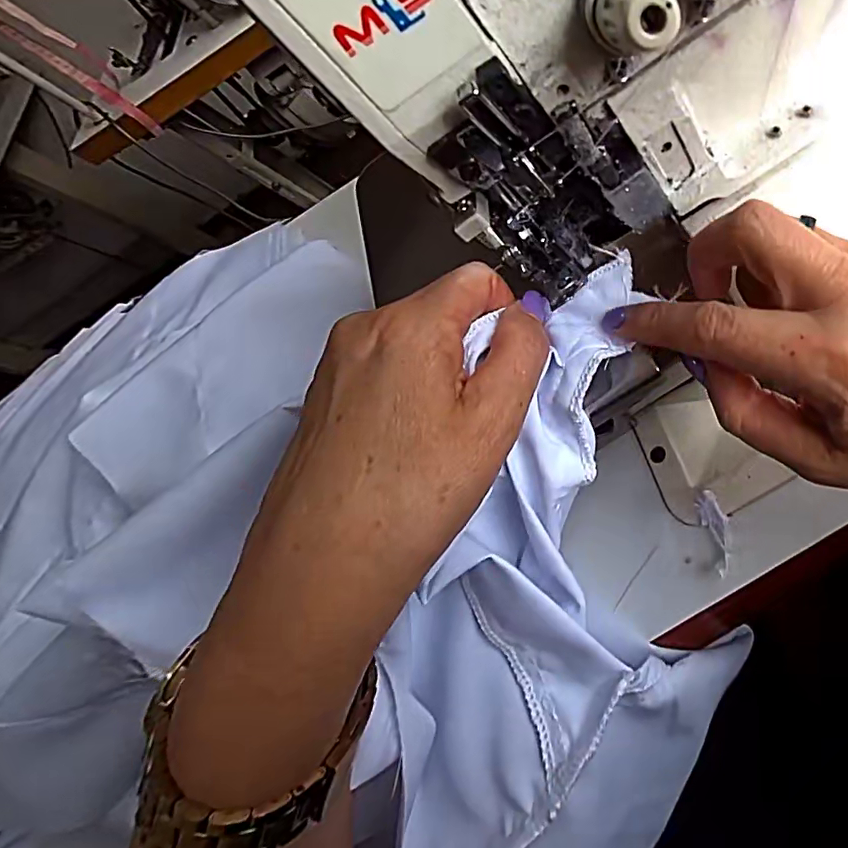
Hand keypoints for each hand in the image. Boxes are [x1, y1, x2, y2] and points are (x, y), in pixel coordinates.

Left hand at [253, 261, 550, 574]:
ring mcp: (338, 363)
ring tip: (444, 437)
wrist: (322, 568)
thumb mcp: (496, 417)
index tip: (508, 365)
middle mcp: (363, 332)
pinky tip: (414, 446)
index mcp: (407, 326)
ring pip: (421, 341)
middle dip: (477, 350)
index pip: (479, 279)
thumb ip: (525, 348)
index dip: (508, 317)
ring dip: (447, 375)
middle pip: (448, 309)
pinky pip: (390, 369)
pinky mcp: (327, 393)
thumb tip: (524, 317)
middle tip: (477, 413)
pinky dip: (414, 394)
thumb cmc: (406, 500)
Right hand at [611, 201, 847, 516]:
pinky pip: (815, 244)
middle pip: (748, 225)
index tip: (637, 319)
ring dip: (750, 266)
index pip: (716, 322)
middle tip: (708, 295)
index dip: (660, 319)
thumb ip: (743, 408)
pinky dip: (788, 271)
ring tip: (766, 316)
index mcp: (832, 357)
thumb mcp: (817, 458)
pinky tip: (805, 314)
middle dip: (705, 253)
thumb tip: (708, 363)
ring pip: (780, 227)